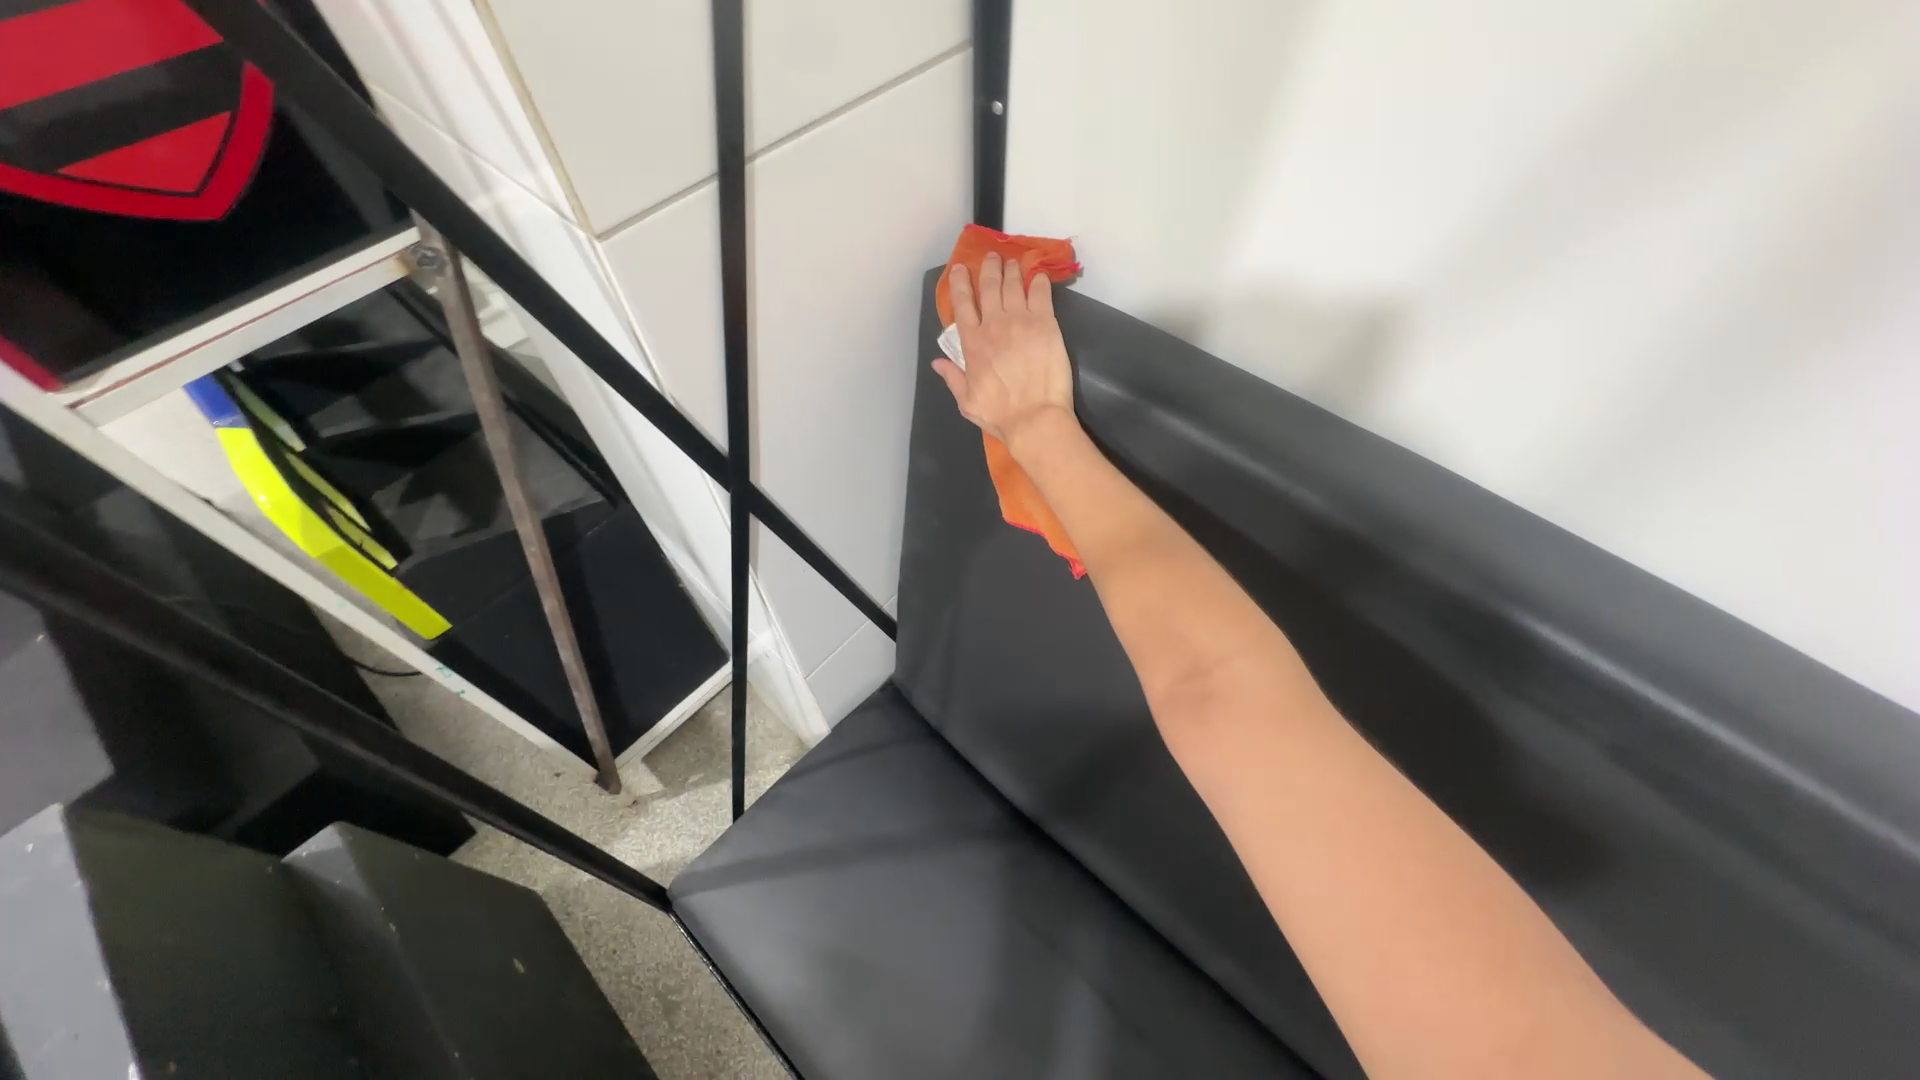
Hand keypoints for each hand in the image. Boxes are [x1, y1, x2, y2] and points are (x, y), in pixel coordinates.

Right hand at [934, 252, 1074, 446]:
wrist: (1034, 418)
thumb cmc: (1000, 414)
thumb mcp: (967, 401)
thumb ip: (953, 378)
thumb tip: (937, 363)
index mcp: (972, 343)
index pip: (962, 305)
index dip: (960, 283)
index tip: (960, 269)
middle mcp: (993, 325)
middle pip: (988, 287)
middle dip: (989, 268)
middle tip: (993, 258)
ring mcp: (1020, 321)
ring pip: (1013, 285)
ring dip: (1012, 270)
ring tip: (1013, 262)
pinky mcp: (1045, 323)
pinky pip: (1041, 293)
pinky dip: (1038, 281)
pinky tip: (1039, 275)